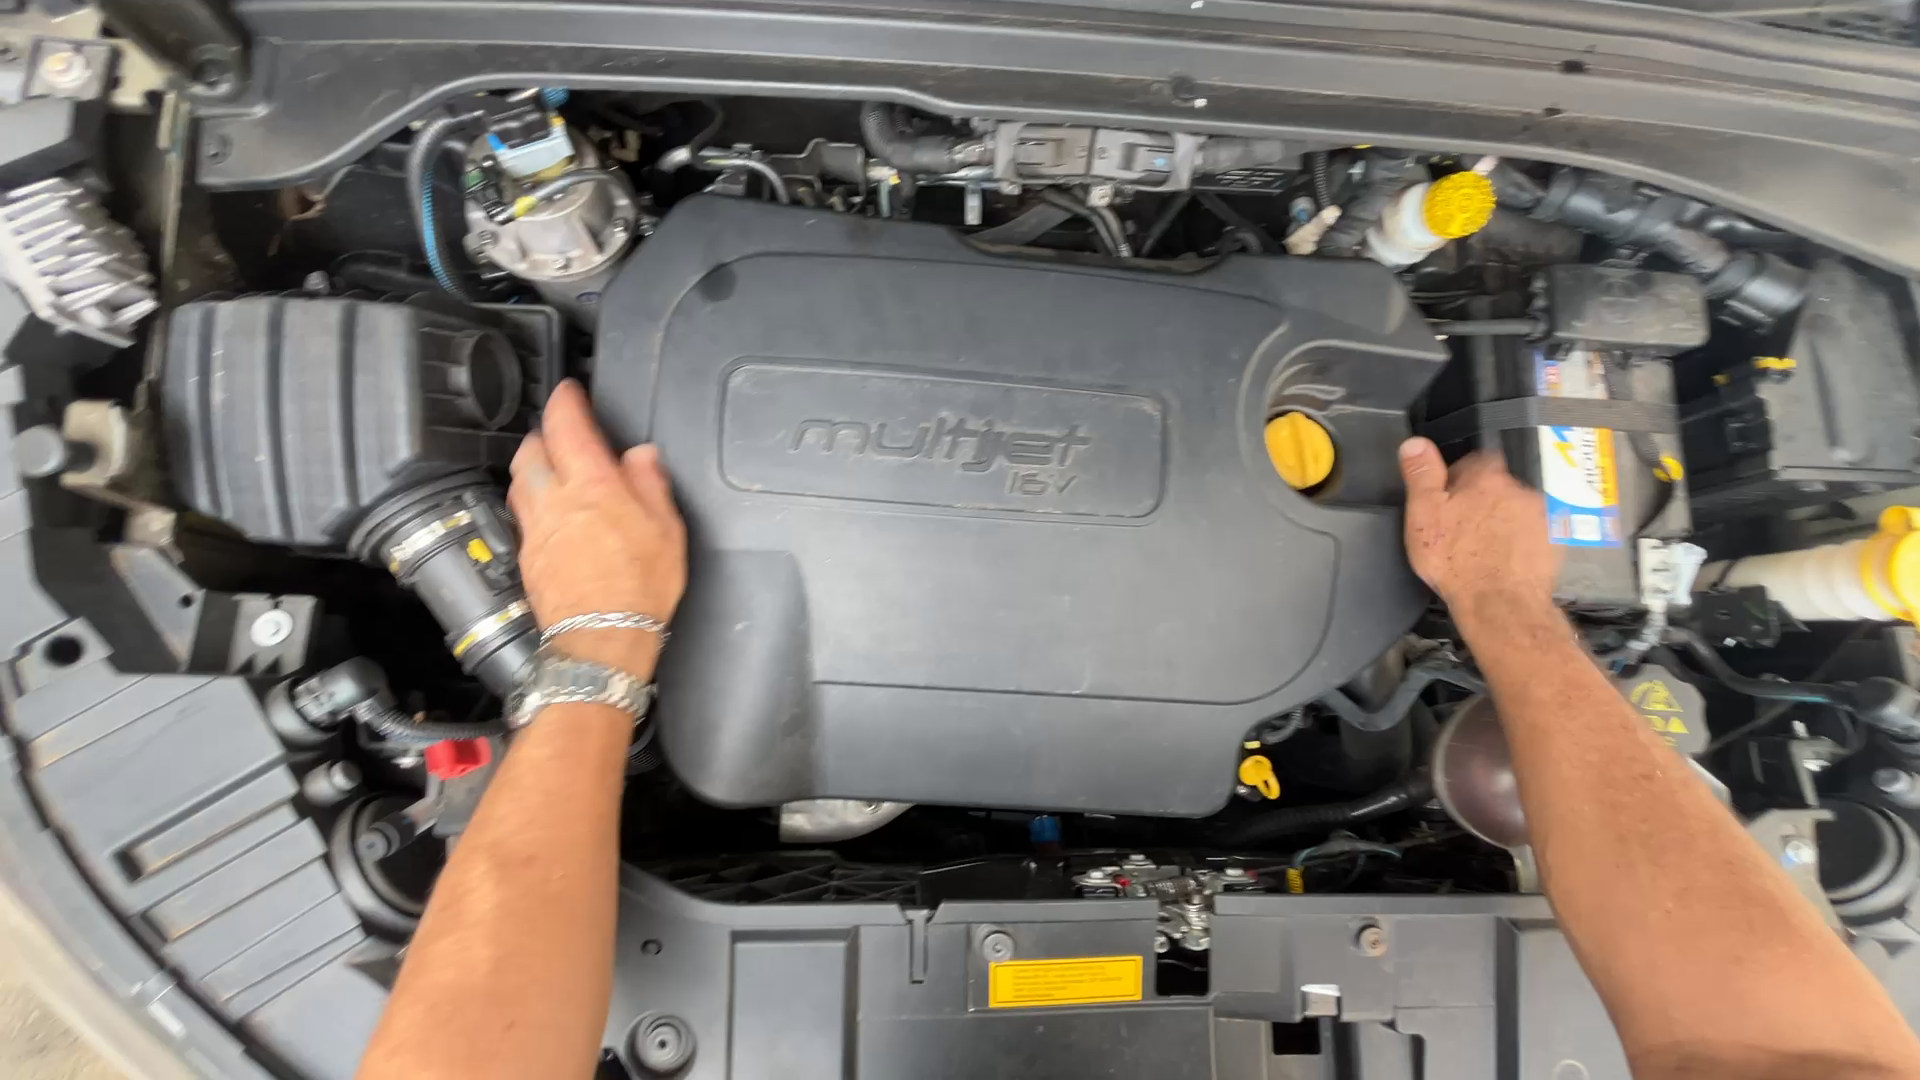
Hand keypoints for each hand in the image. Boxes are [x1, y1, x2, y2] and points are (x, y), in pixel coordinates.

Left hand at [508, 380, 686, 680]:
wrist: (603, 637)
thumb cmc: (639, 587)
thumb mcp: (667, 529)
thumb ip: (651, 485)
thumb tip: (642, 457)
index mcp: (593, 486)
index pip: (567, 427)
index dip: (566, 402)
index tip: (569, 392)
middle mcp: (556, 501)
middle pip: (531, 450)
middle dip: (543, 434)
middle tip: (561, 433)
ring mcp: (537, 528)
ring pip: (520, 481)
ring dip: (534, 467)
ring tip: (554, 470)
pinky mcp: (529, 555)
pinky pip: (524, 514)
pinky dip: (534, 501)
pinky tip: (553, 513)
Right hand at [1398, 437, 1559, 622]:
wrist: (1498, 601)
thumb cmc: (1456, 560)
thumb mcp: (1423, 514)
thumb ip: (1421, 474)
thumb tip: (1415, 443)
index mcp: (1485, 479)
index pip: (1475, 458)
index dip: (1458, 473)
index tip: (1446, 493)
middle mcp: (1519, 491)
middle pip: (1496, 484)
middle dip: (1479, 497)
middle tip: (1457, 522)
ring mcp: (1539, 516)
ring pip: (1513, 508)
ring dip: (1498, 519)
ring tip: (1476, 544)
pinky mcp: (1551, 541)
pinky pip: (1530, 532)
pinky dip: (1515, 539)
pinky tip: (1496, 557)